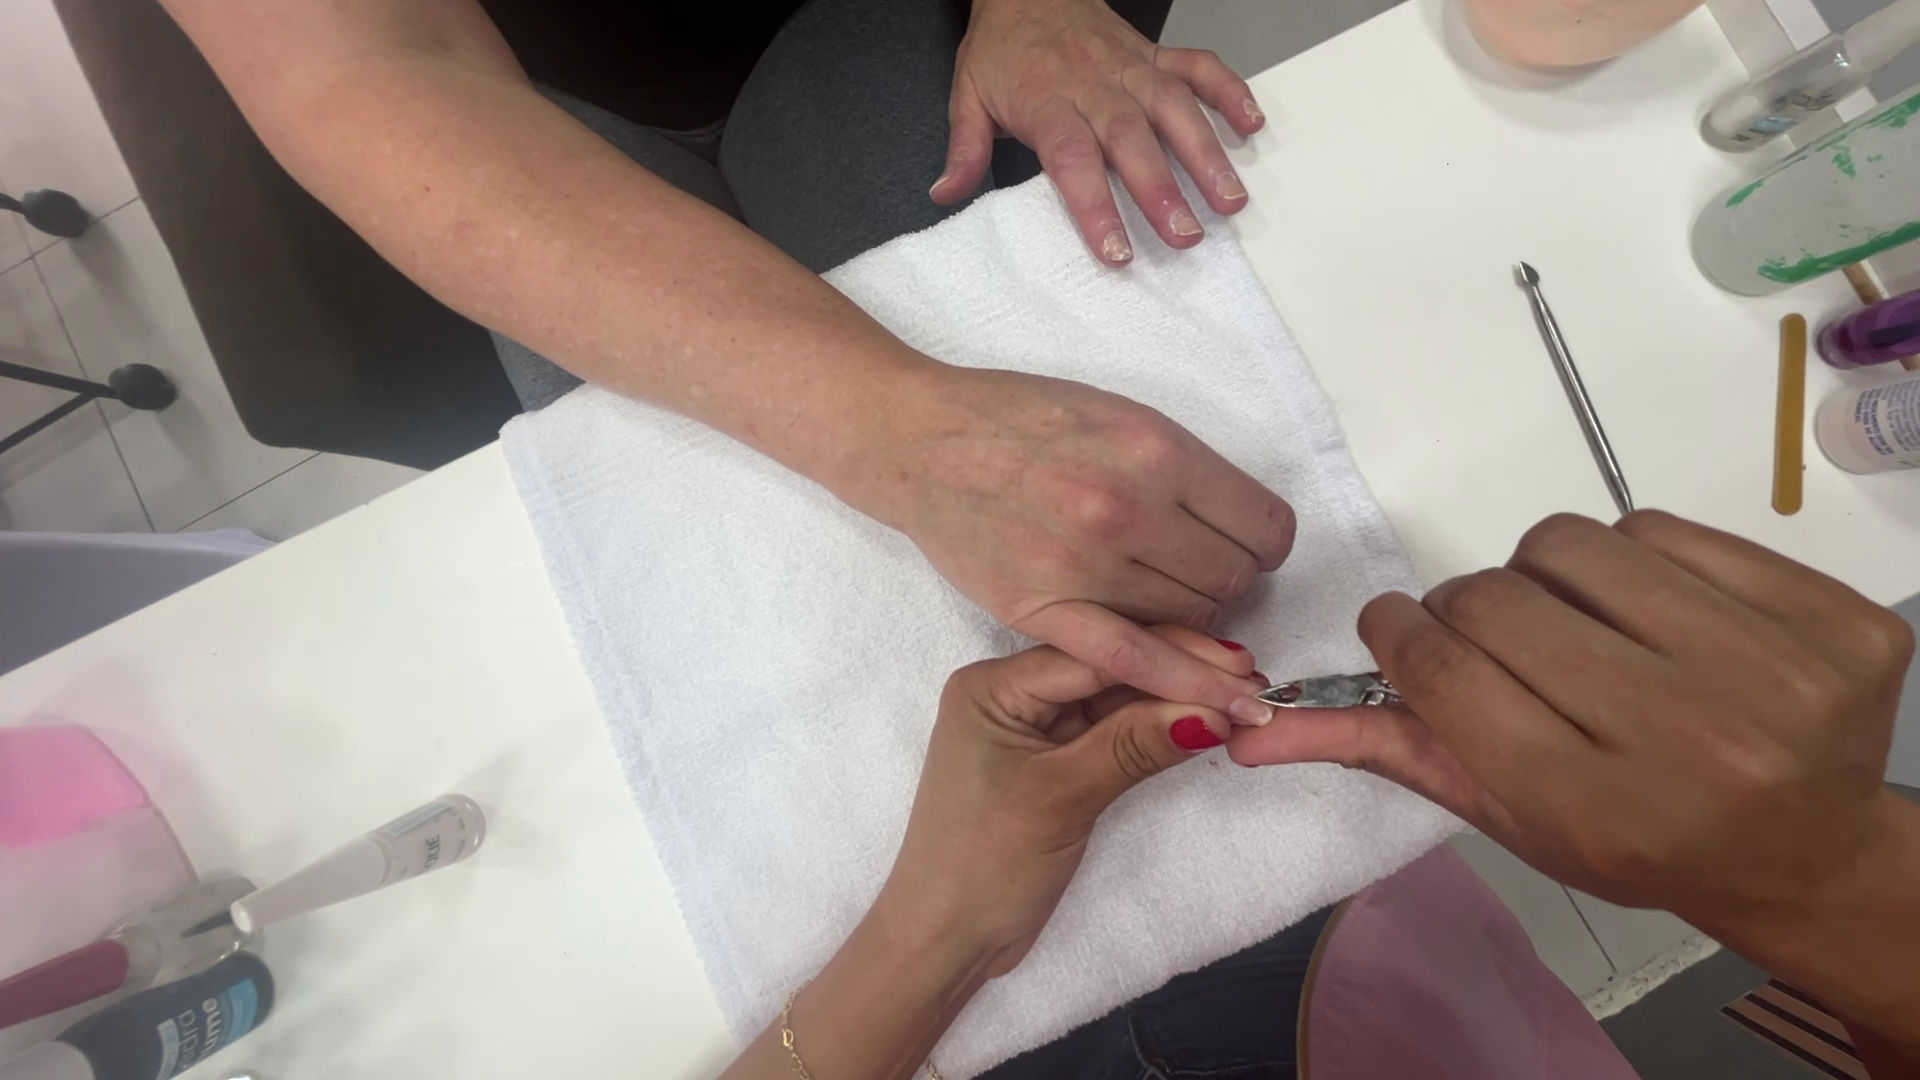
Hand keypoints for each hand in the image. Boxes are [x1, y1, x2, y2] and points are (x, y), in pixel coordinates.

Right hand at [854, 365, 1291, 723]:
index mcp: (1156, 449)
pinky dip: (1188, 686)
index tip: (1241, 545)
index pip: (1264, 526)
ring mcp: (1084, 565)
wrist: (920, 442)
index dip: (1261, 543)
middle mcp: (1129, 509)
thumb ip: (1179, 464)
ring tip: (1159, 594)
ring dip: (1195, 617)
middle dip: (1227, 578)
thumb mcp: (1112, 410)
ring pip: (1193, 619)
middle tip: (1191, 568)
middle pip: (1233, 577)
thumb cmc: (1014, 416)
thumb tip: (1229, 522)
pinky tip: (1228, 708)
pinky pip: (1133, 660)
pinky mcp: (1041, 609)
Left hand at [879, 627, 1246, 974]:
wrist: (946, 939)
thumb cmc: (987, 863)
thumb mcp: (1061, 797)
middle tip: (1254, 680)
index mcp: (993, 684)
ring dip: (1171, 701)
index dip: (1167, 659)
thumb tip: (1218, 711)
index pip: (1091, 656)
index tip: (1239, 668)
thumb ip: (1134, 745)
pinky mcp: (1050, 756)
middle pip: (1103, 670)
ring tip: (1243, 697)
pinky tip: (1200, 720)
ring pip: (1110, 698)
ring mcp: (1031, 724)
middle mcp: (1010, 691)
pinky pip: (1106, 729)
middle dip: (1176, 675)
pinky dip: (1151, 729)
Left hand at [931, 0, 1264, 263]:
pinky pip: (1197, 66)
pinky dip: (1227, 91)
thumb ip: (963, 150)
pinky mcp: (1153, 55)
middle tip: (1185, 236)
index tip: (1116, 251)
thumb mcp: (969, 97)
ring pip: (1174, 109)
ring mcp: (1131, 68)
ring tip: (1229, 200)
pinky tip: (1249, 124)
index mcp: (1049, 103)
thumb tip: (945, 194)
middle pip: (1133, 142)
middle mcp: (1096, 86)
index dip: (1096, 207)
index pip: (1075, 162)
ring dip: (1206, 154)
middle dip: (1162, 192)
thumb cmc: (1003, 48)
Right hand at [1229, 511, 1919, 1044]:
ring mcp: (1777, 674)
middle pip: (1490, 601)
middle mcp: (1691, 739)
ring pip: (1563, 545)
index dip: (1398, 631)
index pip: (1440, 667)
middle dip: (1464, 612)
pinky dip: (1622, 558)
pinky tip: (1644, 613)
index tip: (1400, 630)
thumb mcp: (1484, 804)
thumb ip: (1370, 748)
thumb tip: (1244, 734)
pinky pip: (1655, 527)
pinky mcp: (1837, 621)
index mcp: (1590, 799)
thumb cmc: (1614, 834)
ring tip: (1566, 623)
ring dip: (1536, 576)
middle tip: (1492, 645)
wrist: (1801, 852)